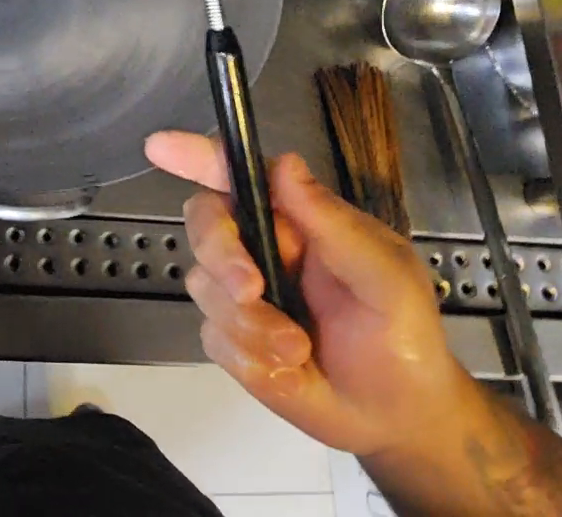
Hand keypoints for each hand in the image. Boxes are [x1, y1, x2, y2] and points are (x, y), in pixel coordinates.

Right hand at [147, 131, 478, 456]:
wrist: (396, 415)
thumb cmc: (401, 331)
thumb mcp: (383, 274)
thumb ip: (332, 223)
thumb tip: (286, 164)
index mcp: (293, 215)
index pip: (237, 173)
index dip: (195, 155)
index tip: (160, 146)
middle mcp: (257, 243)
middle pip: (204, 223)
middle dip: (221, 255)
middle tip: (251, 289)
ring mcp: (238, 291)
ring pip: (203, 285)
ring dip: (250, 322)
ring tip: (299, 348)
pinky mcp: (230, 337)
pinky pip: (213, 335)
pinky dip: (250, 354)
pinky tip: (288, 366)